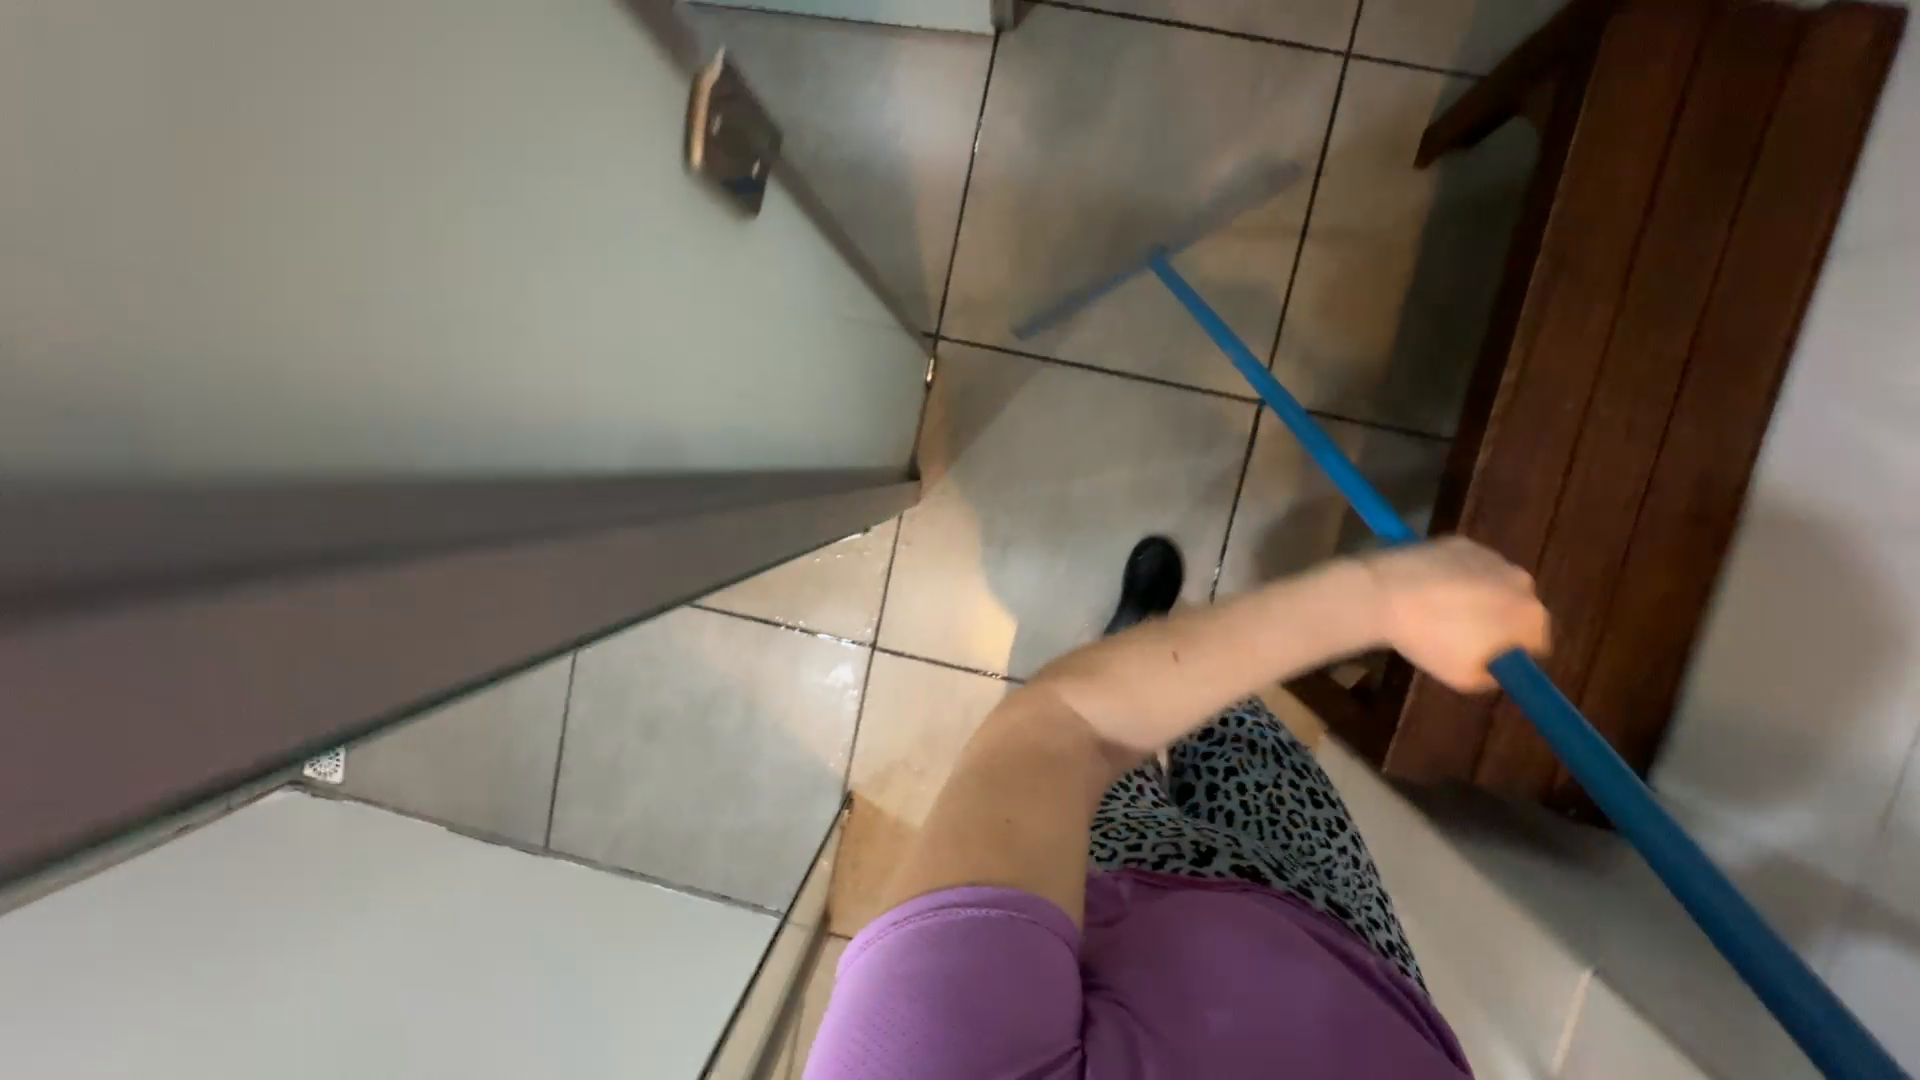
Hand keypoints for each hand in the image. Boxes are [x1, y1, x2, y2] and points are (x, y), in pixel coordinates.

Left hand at [1357, 538, 1550, 692]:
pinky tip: (1427, 585)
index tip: (1485, 655)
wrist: (1382, 593)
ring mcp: (1490, 556)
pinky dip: (1454, 573)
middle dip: (1496, 620)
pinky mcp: (1459, 541)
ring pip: (1492, 583)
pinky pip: (1466, 564)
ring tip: (1436, 607)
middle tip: (1458, 632)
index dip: (1512, 652)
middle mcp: (1521, 580)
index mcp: (1531, 616)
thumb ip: (1491, 676)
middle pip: (1516, 607)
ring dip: (1476, 594)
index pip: (1535, 641)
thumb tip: (1493, 667)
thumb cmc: (1427, 639)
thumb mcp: (1464, 678)